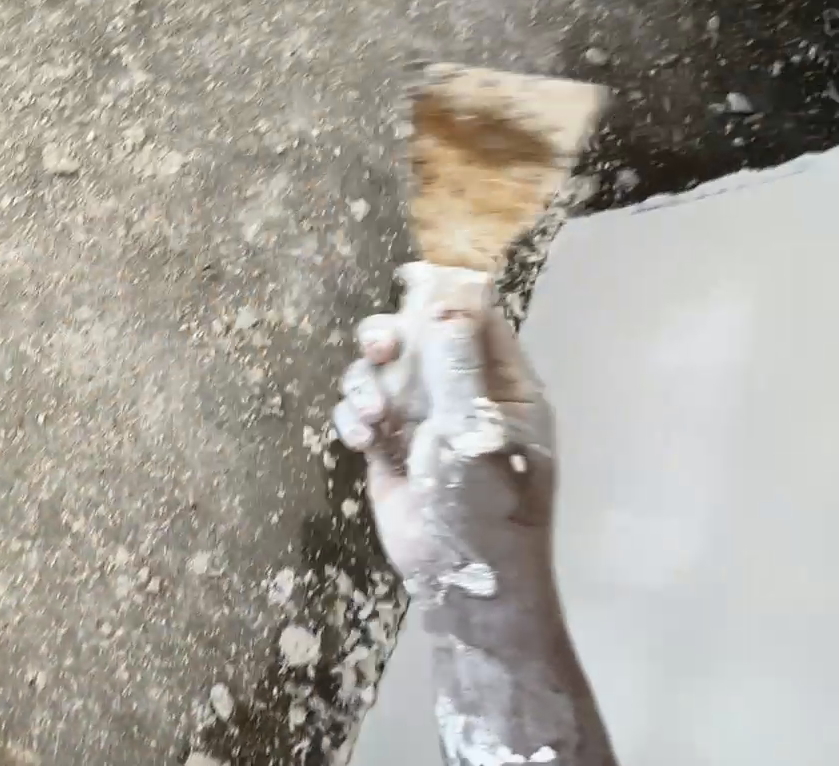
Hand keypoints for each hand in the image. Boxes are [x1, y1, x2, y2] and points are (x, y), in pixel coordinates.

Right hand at [332, 263, 556, 600]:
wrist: (458, 576)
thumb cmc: (484, 503)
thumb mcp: (470, 428)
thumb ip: (453, 362)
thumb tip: (444, 299)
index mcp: (501, 387)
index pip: (475, 322)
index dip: (442, 296)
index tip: (406, 277)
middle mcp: (458, 394)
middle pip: (413, 339)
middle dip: (388, 342)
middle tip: (379, 350)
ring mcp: (420, 418)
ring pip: (376, 372)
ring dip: (365, 386)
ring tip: (371, 418)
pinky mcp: (385, 441)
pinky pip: (356, 408)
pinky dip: (352, 419)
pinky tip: (359, 443)